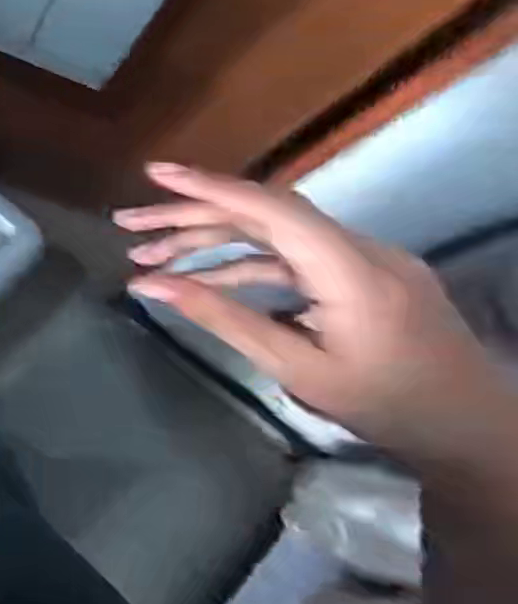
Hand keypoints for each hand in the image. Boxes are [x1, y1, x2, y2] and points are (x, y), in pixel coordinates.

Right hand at [116, 163, 509, 466]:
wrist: (475, 430)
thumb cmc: (385, 402)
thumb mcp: (293, 366)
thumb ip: (219, 317)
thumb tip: (145, 283)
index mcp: (354, 274)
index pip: (275, 211)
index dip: (212, 188)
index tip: (157, 173)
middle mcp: (364, 254)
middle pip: (263, 215)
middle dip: (189, 215)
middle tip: (127, 224)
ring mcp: (364, 262)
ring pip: (268, 232)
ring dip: (204, 238)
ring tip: (145, 255)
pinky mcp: (359, 274)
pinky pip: (285, 255)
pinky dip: (233, 260)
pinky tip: (193, 278)